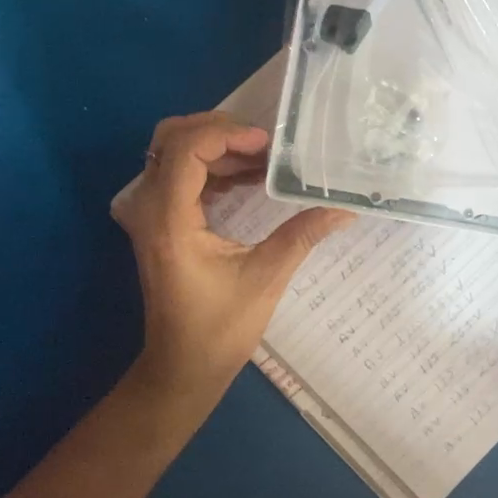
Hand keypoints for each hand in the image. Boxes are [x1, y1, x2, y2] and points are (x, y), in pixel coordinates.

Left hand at [112, 112, 354, 394]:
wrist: (182, 367)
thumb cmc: (219, 329)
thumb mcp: (266, 278)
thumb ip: (302, 234)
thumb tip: (346, 208)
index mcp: (170, 221)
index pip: (186, 150)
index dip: (226, 135)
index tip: (267, 146)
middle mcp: (150, 209)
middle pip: (171, 139)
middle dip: (219, 130)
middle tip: (264, 143)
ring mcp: (150, 215)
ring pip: (174, 153)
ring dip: (218, 148)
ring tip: (266, 161)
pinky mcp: (160, 222)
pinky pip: (180, 175)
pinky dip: (212, 168)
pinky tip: (250, 179)